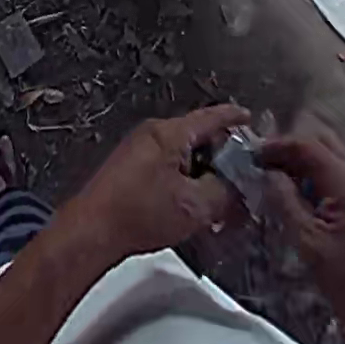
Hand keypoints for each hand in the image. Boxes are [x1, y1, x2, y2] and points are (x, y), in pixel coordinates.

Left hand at [65, 104, 250, 261]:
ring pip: (183, 151)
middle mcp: (154, 132)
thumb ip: (222, 192)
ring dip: (203, 168)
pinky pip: (169, 162)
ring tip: (223, 192)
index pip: (208, 118)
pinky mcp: (133, 164)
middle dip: (221, 151)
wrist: (94, 226)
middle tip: (244, 170)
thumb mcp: (193, 206)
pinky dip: (186, 175)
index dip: (232, 117)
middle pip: (196, 134)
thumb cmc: (142, 211)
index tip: (250, 116)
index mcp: (169, 133)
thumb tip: (237, 187)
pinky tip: (195, 199)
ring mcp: (140, 146)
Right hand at [260, 135, 344, 343]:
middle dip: (290, 149)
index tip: (253, 154)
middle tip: (264, 163)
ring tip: (278, 178)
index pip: (308, 146)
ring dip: (303, 163)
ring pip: (332, 160)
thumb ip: (285, 200)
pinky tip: (302, 196)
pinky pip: (341, 179)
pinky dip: (318, 178)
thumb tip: (267, 172)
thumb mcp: (307, 242)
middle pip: (322, 145)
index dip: (277, 145)